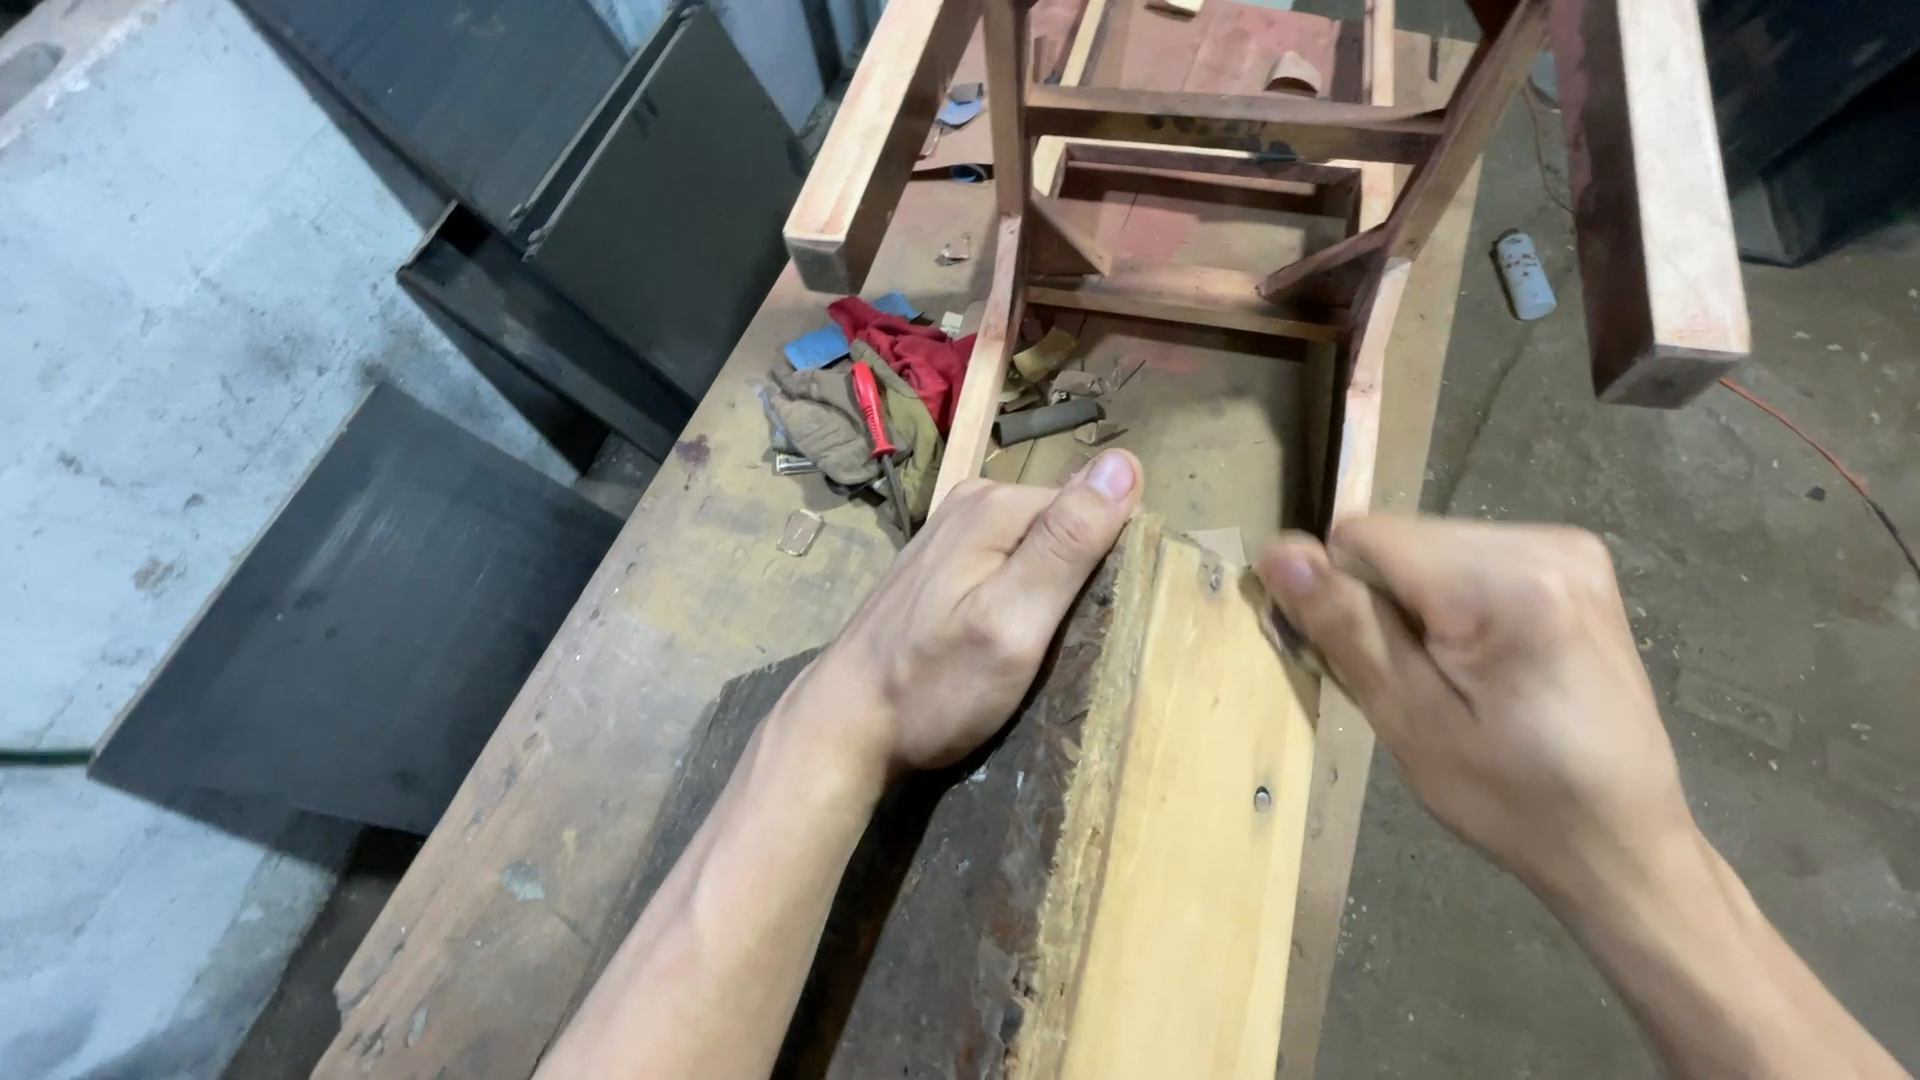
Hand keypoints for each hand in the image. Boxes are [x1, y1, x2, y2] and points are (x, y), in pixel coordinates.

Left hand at [813, 450, 1143, 779]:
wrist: (848, 721)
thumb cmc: (934, 682)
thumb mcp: (1013, 620)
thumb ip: (1066, 543)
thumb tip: (1125, 462)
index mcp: (997, 504)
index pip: (1093, 509)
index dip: (1107, 566)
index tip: (1095, 622)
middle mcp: (973, 502)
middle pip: (1063, 526)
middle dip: (1078, 579)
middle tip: (1062, 643)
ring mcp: (952, 532)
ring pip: (1037, 548)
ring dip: (1049, 593)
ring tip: (1035, 646)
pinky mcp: (942, 563)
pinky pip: (1006, 564)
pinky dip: (1019, 597)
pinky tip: (1004, 637)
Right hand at [1257, 516, 1698, 900]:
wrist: (1618, 837)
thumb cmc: (1509, 797)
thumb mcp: (1407, 720)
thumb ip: (1345, 625)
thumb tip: (1280, 552)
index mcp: (1507, 586)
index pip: (1362, 537)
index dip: (1341, 594)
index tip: (1371, 661)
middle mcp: (1544, 544)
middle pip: (1394, 539)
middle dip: (1378, 600)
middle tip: (1410, 677)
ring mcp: (1566, 546)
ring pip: (1421, 544)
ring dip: (1409, 601)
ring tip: (1445, 671)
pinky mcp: (1571, 558)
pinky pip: (1458, 553)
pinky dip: (1444, 597)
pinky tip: (1475, 653)